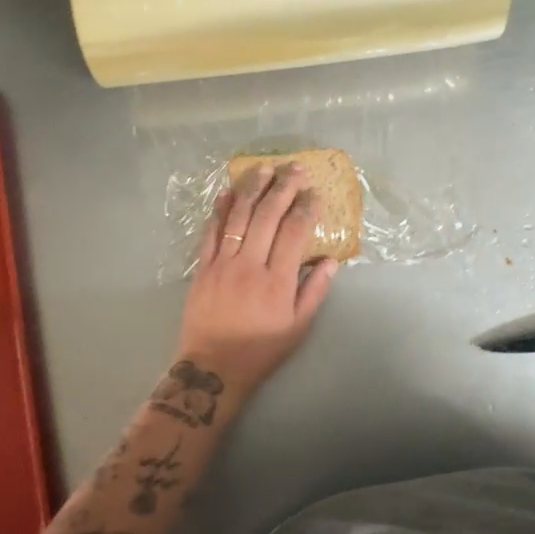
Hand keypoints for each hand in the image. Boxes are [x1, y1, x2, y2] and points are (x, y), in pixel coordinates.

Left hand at [177, 166, 337, 390]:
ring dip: (252, 189)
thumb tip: (332, 261)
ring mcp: (223, 263)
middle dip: (283, 187)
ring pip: (238, 217)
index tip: (314, 193)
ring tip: (264, 168)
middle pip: (267, 216)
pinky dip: (219, 210)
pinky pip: (210, 232)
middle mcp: (250, 265)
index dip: (306, 208)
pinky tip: (227, 192)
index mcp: (277, 280)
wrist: (213, 366)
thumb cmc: (261, 349)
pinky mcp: (202, 267)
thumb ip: (315, 291)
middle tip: (294, 167)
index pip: (294, 232)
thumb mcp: (298, 327)